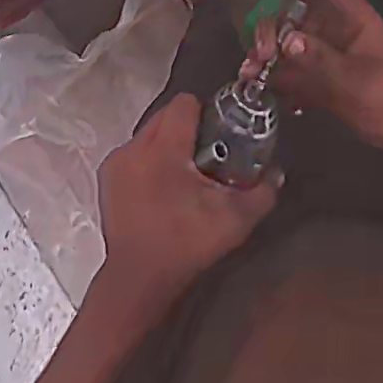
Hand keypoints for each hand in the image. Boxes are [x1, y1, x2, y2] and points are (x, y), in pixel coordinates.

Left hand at [96, 94, 279, 304]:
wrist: (138, 279)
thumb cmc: (186, 244)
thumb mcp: (233, 220)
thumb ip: (261, 193)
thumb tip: (276, 173)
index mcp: (164, 148)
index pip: (184, 103)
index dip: (204, 112)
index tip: (218, 133)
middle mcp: (136, 146)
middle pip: (165, 114)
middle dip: (187, 125)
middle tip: (206, 152)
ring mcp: (117, 160)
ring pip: (149, 132)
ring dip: (167, 142)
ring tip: (184, 171)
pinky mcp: (106, 176)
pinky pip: (134, 152)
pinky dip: (149, 159)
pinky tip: (160, 186)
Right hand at [245, 0, 382, 151]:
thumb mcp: (353, 79)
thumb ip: (319, 58)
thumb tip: (286, 40)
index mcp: (352, 18)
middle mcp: (335, 29)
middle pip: (295, 14)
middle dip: (272, 29)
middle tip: (261, 54)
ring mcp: (327, 52)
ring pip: (288, 42)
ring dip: (266, 56)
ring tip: (250, 75)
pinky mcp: (321, 76)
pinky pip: (292, 68)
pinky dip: (276, 77)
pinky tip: (262, 90)